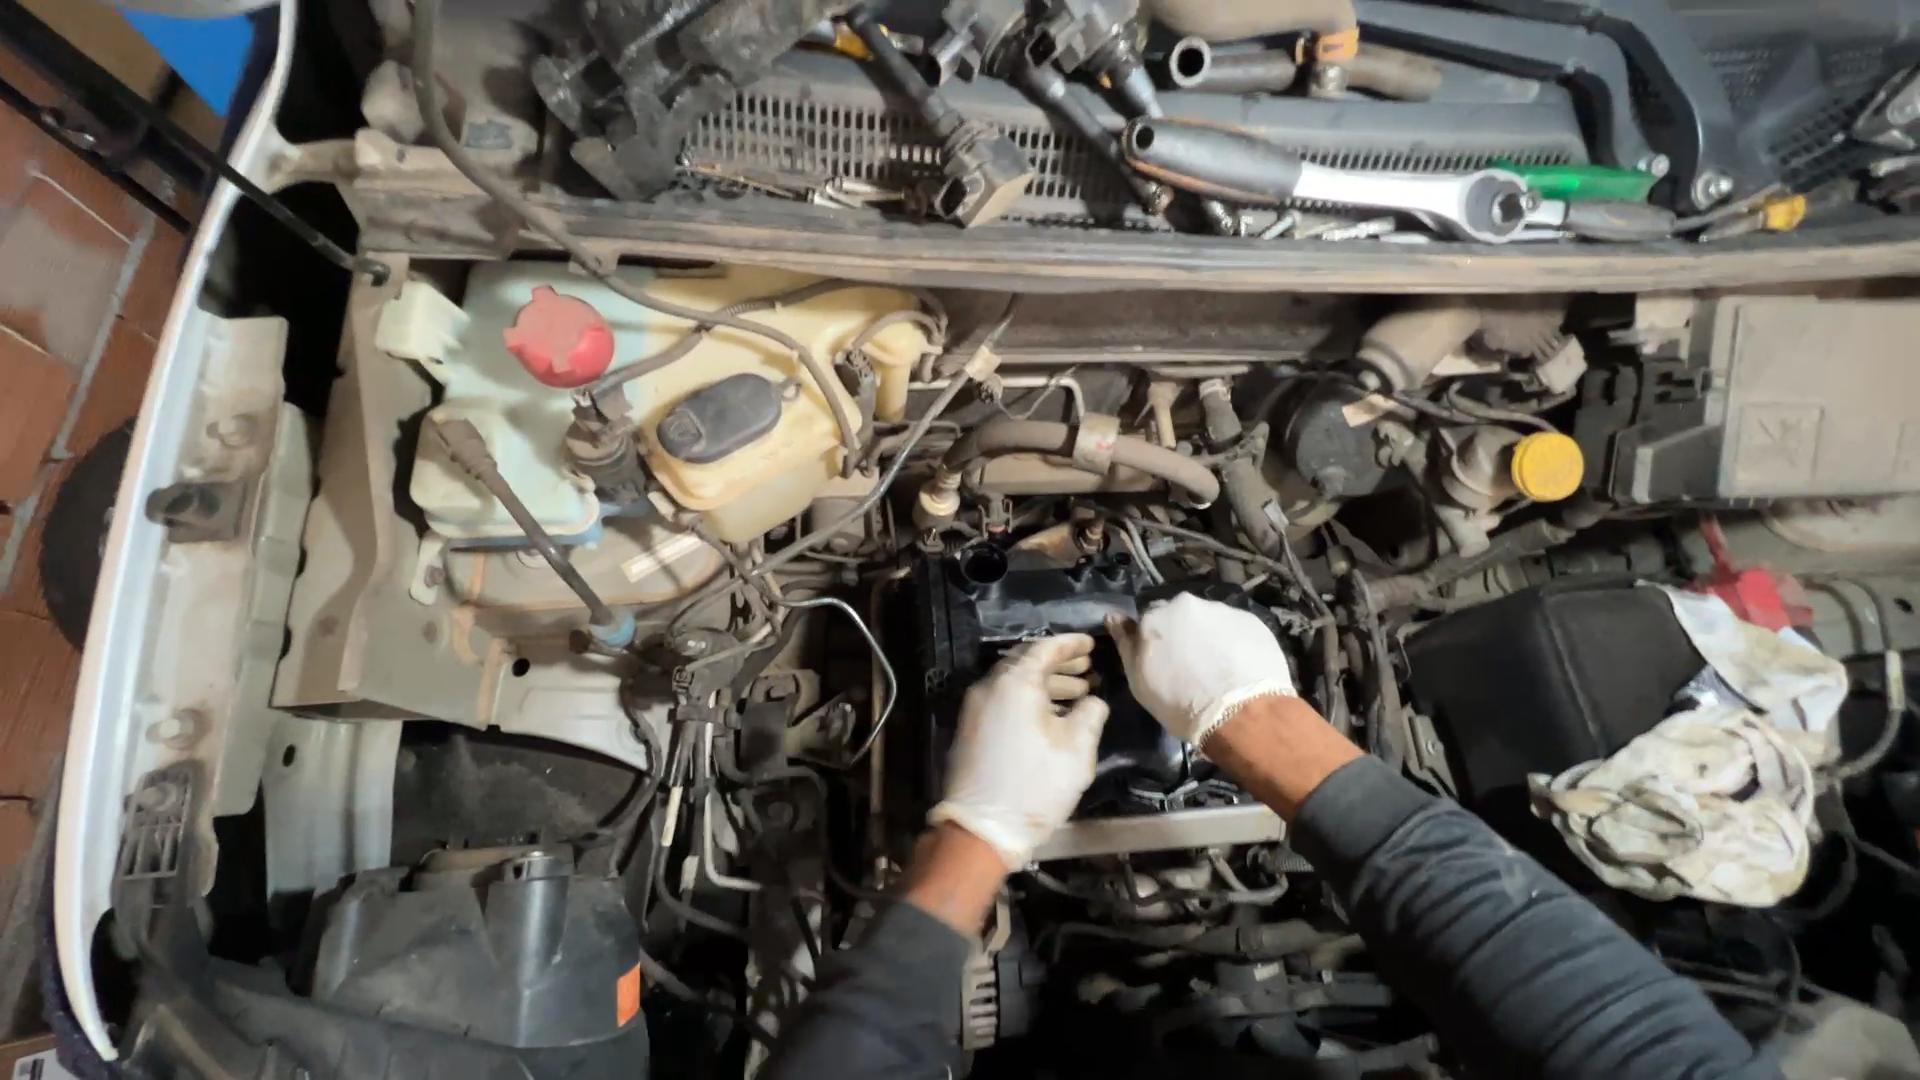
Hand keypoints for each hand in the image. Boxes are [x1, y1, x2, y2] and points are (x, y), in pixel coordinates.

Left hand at [928, 634, 1110, 868]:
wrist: (981, 828)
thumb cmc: (1034, 784)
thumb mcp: (1076, 749)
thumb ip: (1091, 714)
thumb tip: (1093, 701)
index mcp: (1014, 682)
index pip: (1044, 649)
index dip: (1071, 644)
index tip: (1091, 643)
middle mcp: (989, 686)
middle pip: (1026, 662)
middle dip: (1059, 663)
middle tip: (1087, 667)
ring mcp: (975, 708)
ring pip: (1014, 683)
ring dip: (1046, 684)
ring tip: (1078, 693)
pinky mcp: (971, 729)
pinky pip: (1003, 700)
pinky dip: (1028, 700)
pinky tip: (1052, 716)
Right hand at [1107, 593, 1295, 747]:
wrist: (1241, 713)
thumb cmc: (1179, 701)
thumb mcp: (1139, 679)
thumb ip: (1125, 643)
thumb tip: (1113, 617)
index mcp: (1156, 615)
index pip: (1148, 617)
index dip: (1154, 639)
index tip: (1161, 659)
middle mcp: (1187, 603)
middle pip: (1179, 614)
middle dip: (1181, 632)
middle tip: (1188, 663)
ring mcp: (1222, 610)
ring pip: (1208, 620)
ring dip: (1207, 636)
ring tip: (1216, 667)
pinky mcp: (1252, 621)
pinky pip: (1235, 628)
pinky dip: (1232, 642)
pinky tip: (1236, 666)